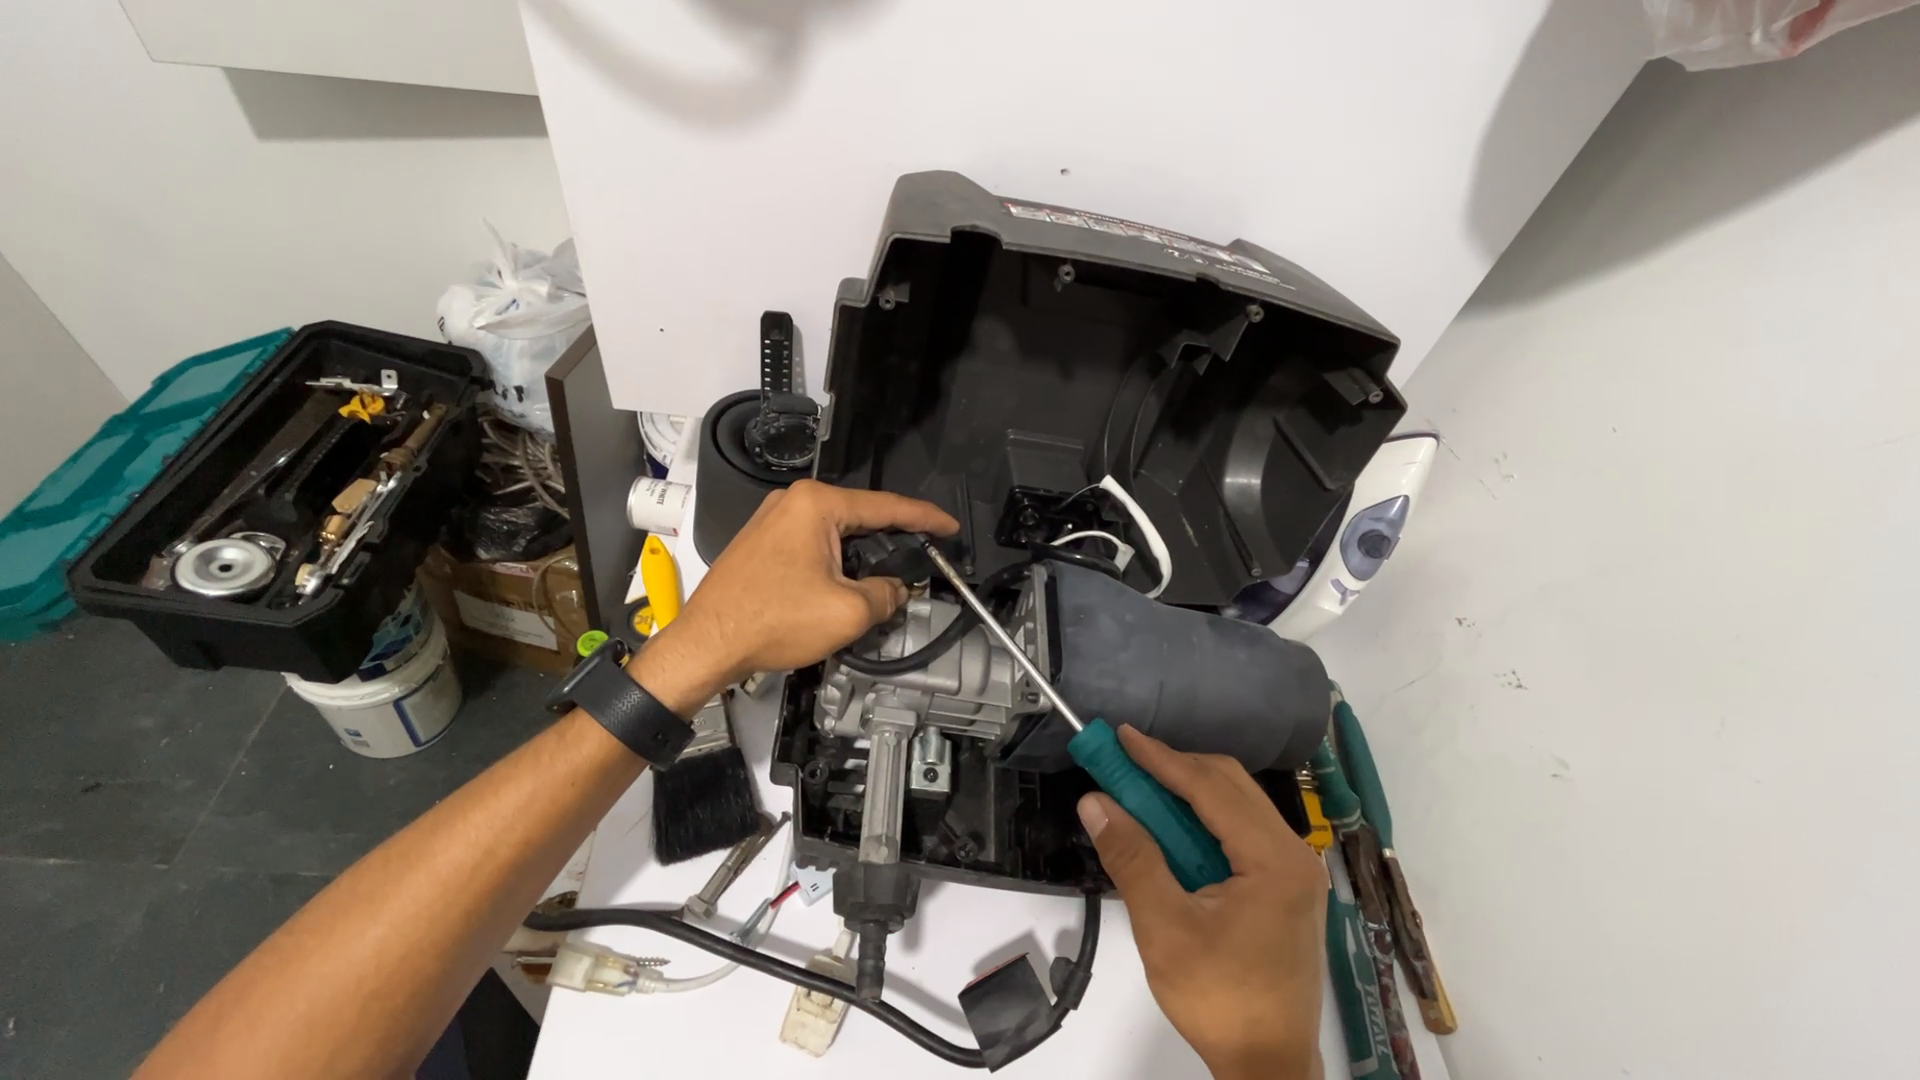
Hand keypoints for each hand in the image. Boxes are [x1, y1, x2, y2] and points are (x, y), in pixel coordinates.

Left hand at [630, 480, 958, 713]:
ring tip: (890, 574)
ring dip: (863, 554)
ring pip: (836, 533)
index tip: (949, 526)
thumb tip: (895, 590)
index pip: (886, 506)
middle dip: (894, 537)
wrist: (706, 644)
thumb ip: (886, 594)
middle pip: (861, 516)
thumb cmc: (770, 622)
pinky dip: (837, 561)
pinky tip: (849, 582)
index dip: (925, 518)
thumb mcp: (848, 612)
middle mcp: (792, 503)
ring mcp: (773, 522)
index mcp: (816, 505)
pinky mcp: (762, 544)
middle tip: (924, 553)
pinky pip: (813, 544)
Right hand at [1078, 727, 1327, 1079]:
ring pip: (1237, 806)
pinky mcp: (1286, 889)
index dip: (1161, 758)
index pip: (1210, 788)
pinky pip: (1242, 832)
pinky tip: (1172, 827)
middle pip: (1230, 786)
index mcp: (1274, 860)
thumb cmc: (1219, 999)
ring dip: (1188, 791)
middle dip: (1174, 767)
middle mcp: (1293, 855)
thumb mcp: (1165, 928)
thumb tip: (1094, 803)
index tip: (1122, 736)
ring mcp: (1294, 872)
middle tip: (1126, 760)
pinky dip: (1203, 819)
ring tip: (1142, 787)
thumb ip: (1132, 858)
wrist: (1268, 1067)